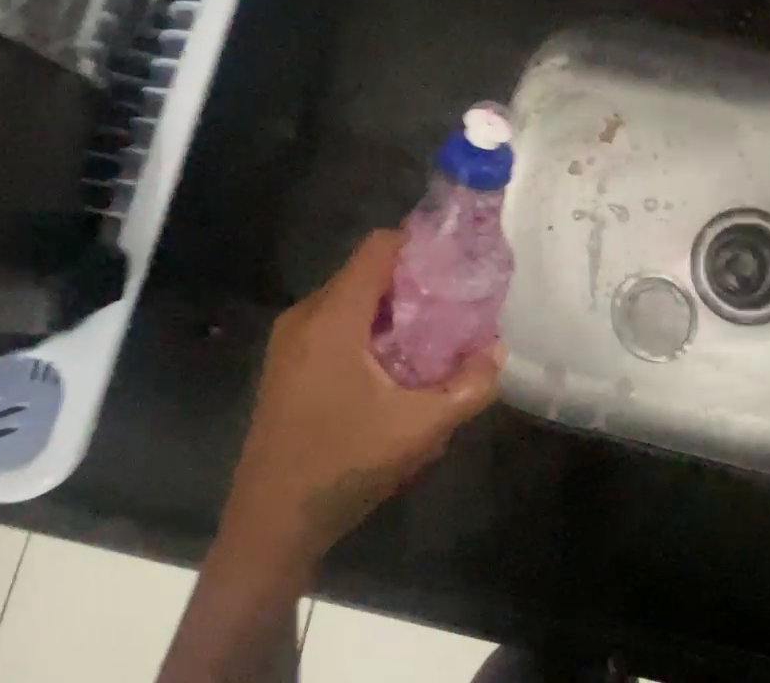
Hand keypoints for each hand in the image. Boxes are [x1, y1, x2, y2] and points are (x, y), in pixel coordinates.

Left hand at [223, 230, 503, 562]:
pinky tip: (393, 370)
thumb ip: (467, 386)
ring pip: (351, 301)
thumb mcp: (419, 428)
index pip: (379, 248)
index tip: (458, 265)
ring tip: (431, 341)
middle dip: (414, 284)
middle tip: (455, 308)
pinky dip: (368, 331)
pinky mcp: (287, 366)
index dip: (421, 245)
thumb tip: (497, 351)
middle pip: (367, 273)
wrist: (271, 523)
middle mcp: (306, 316)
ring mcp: (290, 342)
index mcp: (332, 318)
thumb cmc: (343, 466)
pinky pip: (335, 326)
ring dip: (392, 312)